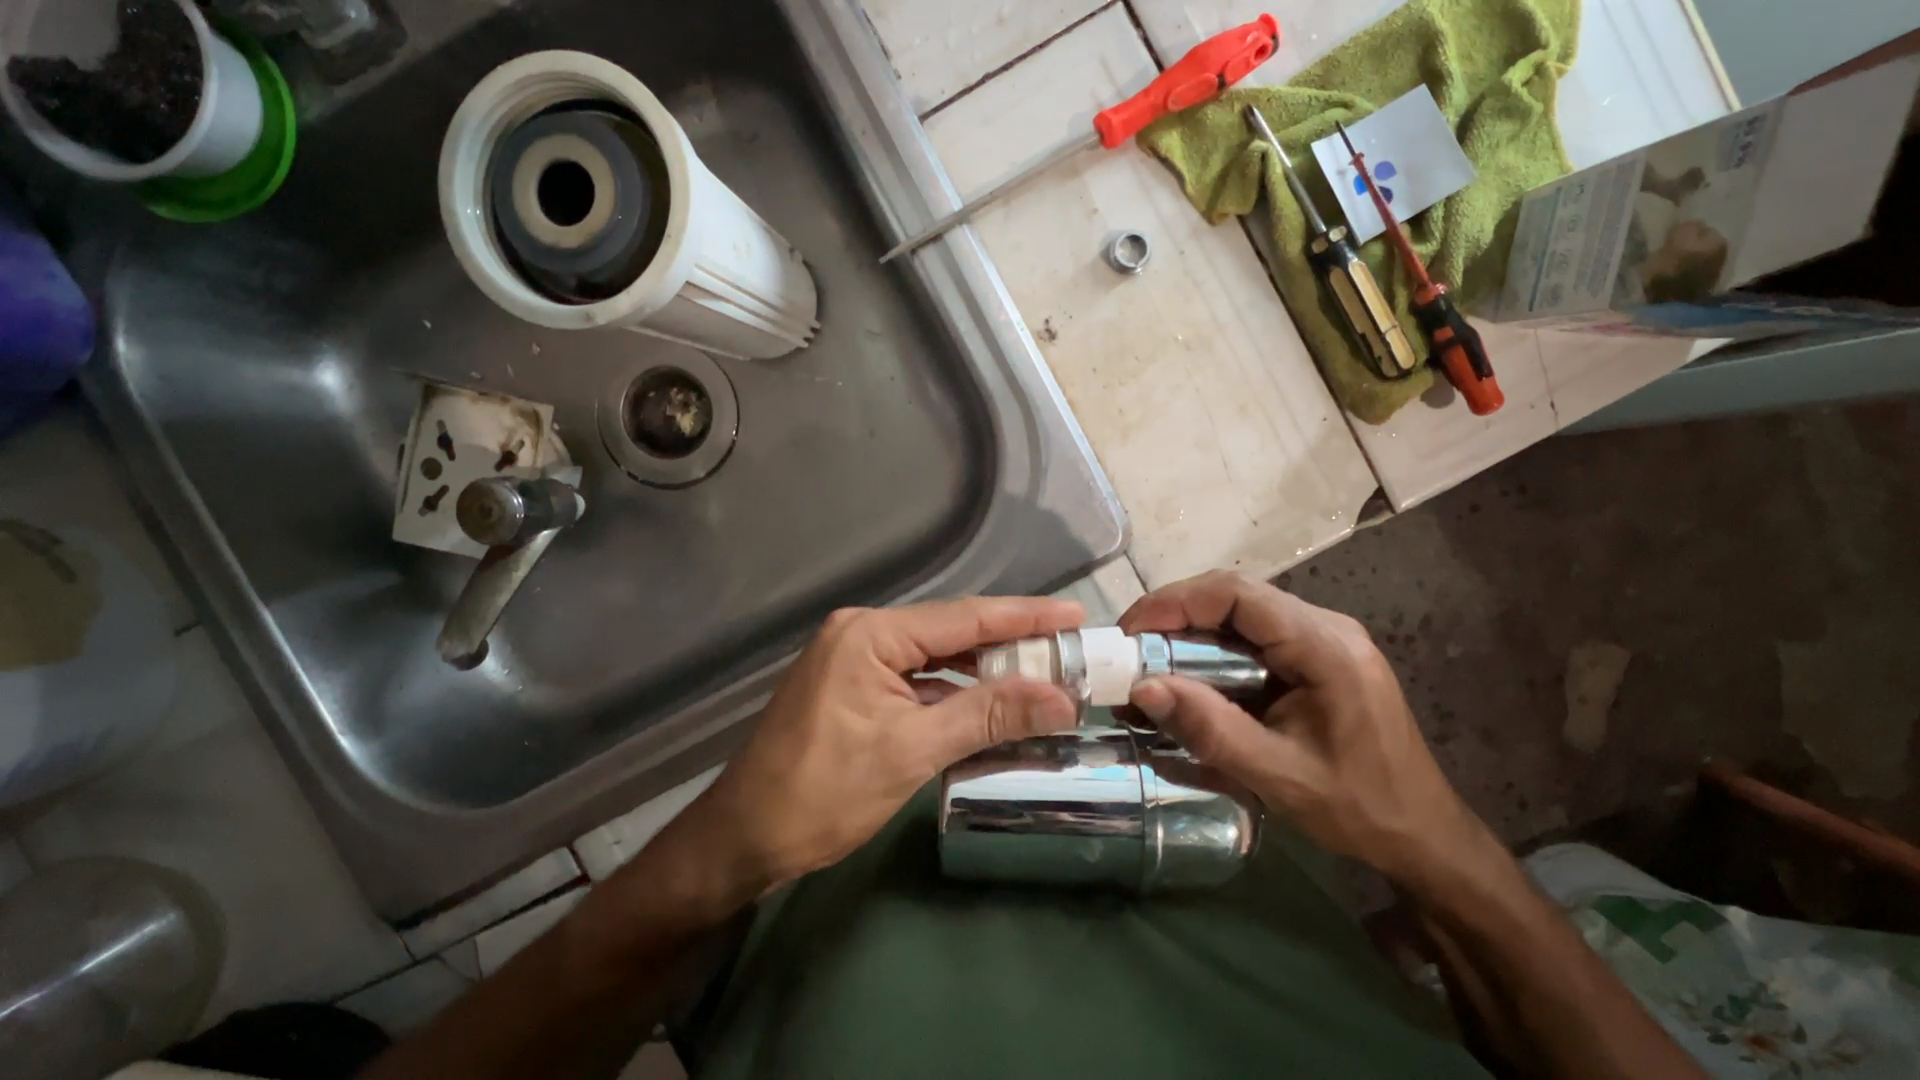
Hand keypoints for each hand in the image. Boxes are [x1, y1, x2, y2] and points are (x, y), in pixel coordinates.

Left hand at [686, 596, 1082, 888]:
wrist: (745, 838)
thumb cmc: (824, 792)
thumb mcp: (913, 751)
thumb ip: (987, 715)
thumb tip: (1061, 698)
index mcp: (870, 634)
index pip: (964, 617)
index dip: (1025, 616)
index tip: (1077, 615)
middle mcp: (861, 633)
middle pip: (951, 632)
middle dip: (1010, 644)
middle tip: (1070, 651)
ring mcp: (852, 660)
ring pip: (934, 658)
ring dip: (984, 671)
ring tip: (1043, 677)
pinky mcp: (851, 689)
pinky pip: (915, 680)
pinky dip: (953, 693)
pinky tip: (989, 704)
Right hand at [1120, 571, 1485, 884]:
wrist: (1423, 836)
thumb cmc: (1358, 808)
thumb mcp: (1277, 774)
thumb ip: (1211, 729)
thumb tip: (1142, 689)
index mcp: (1325, 646)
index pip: (1236, 594)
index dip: (1174, 603)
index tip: (1128, 633)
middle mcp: (1327, 628)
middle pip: (1235, 598)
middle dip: (1174, 620)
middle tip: (1128, 655)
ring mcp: (1326, 641)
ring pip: (1241, 618)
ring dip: (1190, 638)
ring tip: (1148, 672)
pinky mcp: (1319, 660)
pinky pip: (1256, 641)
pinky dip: (1214, 656)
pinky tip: (1190, 686)